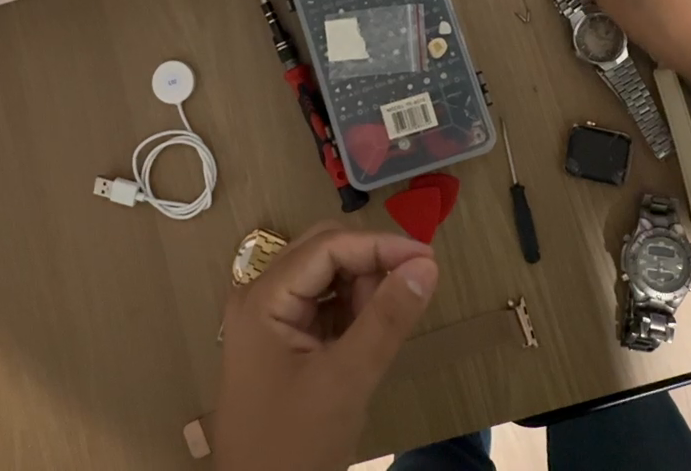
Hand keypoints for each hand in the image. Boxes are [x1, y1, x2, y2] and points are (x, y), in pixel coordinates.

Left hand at [214, 224, 438, 470]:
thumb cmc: (295, 444)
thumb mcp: (346, 380)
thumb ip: (386, 319)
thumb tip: (427, 265)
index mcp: (263, 297)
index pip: (328, 247)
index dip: (379, 246)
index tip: (429, 259)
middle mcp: (261, 295)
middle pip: (324, 253)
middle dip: (370, 263)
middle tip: (413, 286)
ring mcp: (269, 318)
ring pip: (326, 276)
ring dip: (362, 288)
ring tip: (386, 323)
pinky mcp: (282, 340)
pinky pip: (323, 305)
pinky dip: (352, 310)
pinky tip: (371, 332)